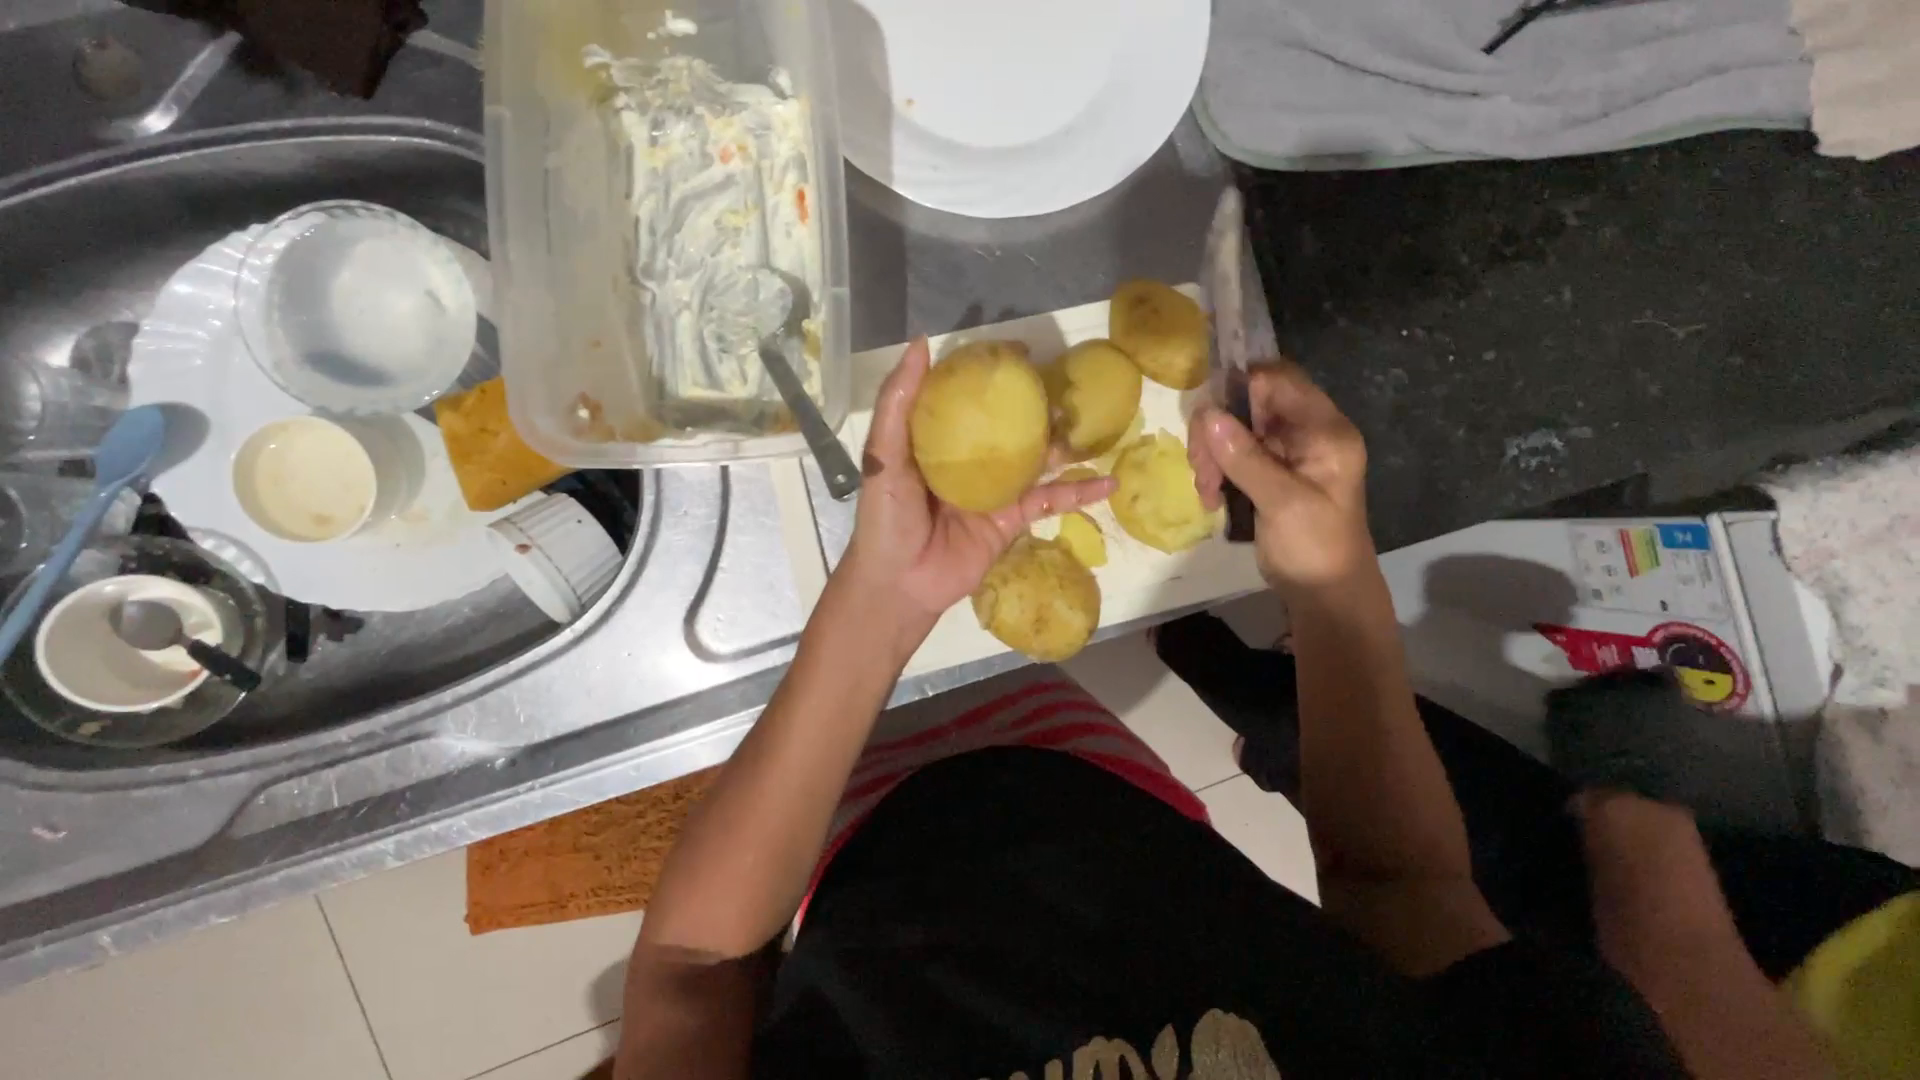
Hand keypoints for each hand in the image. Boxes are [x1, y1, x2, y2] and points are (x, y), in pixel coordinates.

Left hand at [833, 337, 1114, 638]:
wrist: (901, 583)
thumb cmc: (887, 517)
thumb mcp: (883, 456)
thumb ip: (898, 403)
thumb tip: (920, 344)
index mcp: (937, 440)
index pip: (968, 396)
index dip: (992, 371)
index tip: (1021, 352)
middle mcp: (969, 460)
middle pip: (1010, 425)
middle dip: (1036, 405)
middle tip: (1067, 386)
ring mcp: (994, 490)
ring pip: (1037, 458)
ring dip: (1064, 442)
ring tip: (1090, 424)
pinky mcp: (1012, 520)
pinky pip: (1050, 500)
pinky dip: (1080, 492)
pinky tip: (1108, 481)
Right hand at [1188, 361, 1373, 595]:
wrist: (1326, 595)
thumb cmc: (1315, 548)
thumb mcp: (1283, 503)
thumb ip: (1246, 458)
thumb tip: (1207, 414)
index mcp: (1325, 430)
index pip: (1279, 380)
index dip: (1241, 389)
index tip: (1210, 422)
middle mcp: (1306, 432)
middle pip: (1250, 402)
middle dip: (1218, 430)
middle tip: (1203, 470)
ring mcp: (1286, 452)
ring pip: (1234, 428)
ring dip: (1212, 454)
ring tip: (1208, 491)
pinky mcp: (1267, 472)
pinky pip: (1232, 453)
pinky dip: (1217, 469)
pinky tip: (1212, 496)